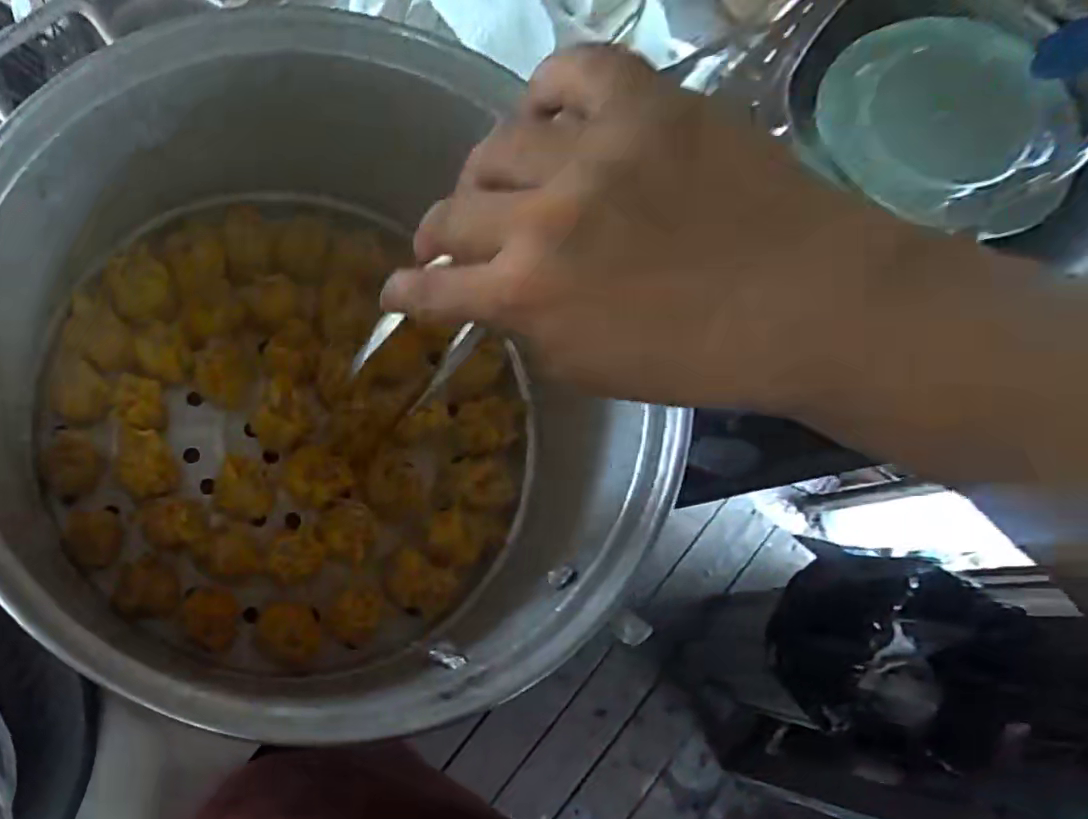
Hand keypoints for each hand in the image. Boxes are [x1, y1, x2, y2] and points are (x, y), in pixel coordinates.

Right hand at [381, 45, 942, 414]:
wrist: (809, 303)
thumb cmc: (679, 356)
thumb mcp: (569, 362)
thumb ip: (516, 321)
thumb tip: (489, 292)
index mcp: (521, 293)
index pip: (428, 288)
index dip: (401, 293)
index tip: (394, 292)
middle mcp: (542, 220)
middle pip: (448, 214)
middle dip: (434, 238)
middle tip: (449, 245)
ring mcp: (596, 156)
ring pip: (492, 146)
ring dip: (481, 177)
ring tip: (501, 186)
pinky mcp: (652, 108)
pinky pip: (575, 71)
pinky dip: (547, 91)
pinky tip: (548, 117)